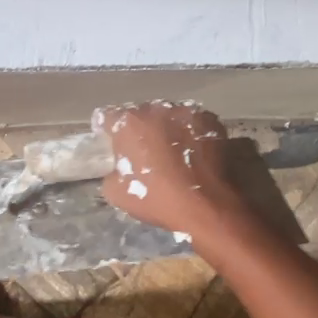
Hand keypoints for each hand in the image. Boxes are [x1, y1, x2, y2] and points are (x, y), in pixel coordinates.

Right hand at [97, 102, 248, 235]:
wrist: (208, 207)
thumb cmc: (158, 200)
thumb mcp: (116, 193)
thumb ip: (111, 170)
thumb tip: (118, 166)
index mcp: (129, 123)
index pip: (106, 116)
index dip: (105, 130)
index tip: (109, 142)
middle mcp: (157, 109)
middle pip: (140, 113)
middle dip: (138, 128)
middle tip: (143, 150)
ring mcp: (187, 112)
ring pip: (168, 115)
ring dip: (165, 128)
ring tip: (171, 149)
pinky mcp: (211, 120)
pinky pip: (192, 122)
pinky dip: (189, 132)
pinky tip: (192, 150)